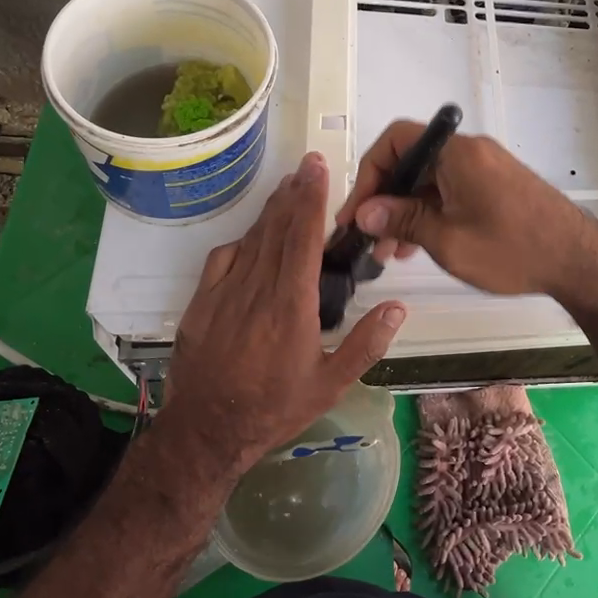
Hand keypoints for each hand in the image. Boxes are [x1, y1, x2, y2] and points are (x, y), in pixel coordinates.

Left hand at [156, 152, 405, 472]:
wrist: (204, 434)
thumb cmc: (273, 409)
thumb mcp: (330, 386)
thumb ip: (365, 345)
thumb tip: (397, 307)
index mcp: (292, 308)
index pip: (304, 241)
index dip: (313, 201)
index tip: (318, 169)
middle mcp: (257, 292)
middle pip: (278, 230)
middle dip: (295, 193)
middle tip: (309, 163)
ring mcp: (224, 295)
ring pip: (252, 240)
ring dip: (272, 209)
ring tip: (288, 185)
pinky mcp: (200, 305)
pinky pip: (223, 259)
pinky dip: (242, 240)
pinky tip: (253, 235)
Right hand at [336, 122, 597, 302]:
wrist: (578, 261)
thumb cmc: (513, 250)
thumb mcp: (449, 241)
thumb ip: (403, 221)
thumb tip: (364, 213)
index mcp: (458, 154)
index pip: (397, 139)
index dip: (369, 172)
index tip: (358, 212)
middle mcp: (471, 151)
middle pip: (412, 159)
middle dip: (385, 197)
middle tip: (368, 238)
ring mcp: (486, 167)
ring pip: (430, 178)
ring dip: (406, 209)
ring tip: (390, 252)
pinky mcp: (496, 184)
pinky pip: (451, 188)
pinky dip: (430, 210)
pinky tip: (419, 244)